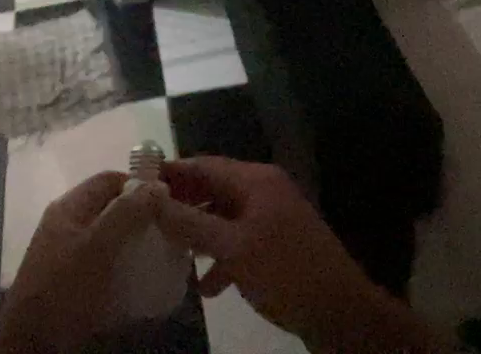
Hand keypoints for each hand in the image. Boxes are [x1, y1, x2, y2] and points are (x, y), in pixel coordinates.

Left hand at [0, 170, 164, 353]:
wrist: (32, 344)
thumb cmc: (66, 288)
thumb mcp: (98, 246)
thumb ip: (126, 213)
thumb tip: (157, 185)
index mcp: (68, 207)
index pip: (108, 180)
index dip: (138, 185)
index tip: (167, 203)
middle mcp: (66, 223)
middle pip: (109, 207)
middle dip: (139, 217)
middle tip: (167, 233)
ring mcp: (67, 252)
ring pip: (108, 236)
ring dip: (133, 243)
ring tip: (159, 258)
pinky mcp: (71, 280)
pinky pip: (103, 262)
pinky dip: (122, 266)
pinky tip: (139, 281)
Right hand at [153, 157, 448, 353]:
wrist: (344, 315)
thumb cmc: (286, 272)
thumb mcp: (233, 248)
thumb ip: (191, 223)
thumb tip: (149, 199)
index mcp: (255, 181)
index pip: (203, 165)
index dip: (170, 173)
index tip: (137, 184)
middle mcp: (264, 191)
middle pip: (213, 189)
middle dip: (182, 205)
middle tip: (147, 220)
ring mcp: (273, 219)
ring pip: (224, 217)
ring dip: (199, 233)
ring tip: (170, 252)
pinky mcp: (279, 247)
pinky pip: (239, 241)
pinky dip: (221, 257)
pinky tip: (206, 286)